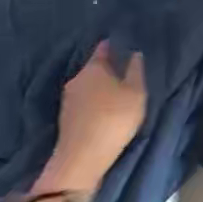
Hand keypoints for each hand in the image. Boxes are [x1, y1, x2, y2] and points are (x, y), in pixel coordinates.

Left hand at [36, 42, 146, 195]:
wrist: (83, 156)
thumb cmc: (115, 118)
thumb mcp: (136, 94)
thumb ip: (136, 71)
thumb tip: (135, 52)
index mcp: (93, 68)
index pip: (103, 49)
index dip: (114, 46)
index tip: (125, 45)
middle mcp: (77, 78)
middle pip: (94, 68)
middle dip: (108, 70)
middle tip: (125, 74)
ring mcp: (68, 99)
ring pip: (88, 86)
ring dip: (100, 88)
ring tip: (116, 95)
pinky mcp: (66, 117)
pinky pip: (84, 103)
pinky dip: (94, 103)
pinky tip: (104, 111)